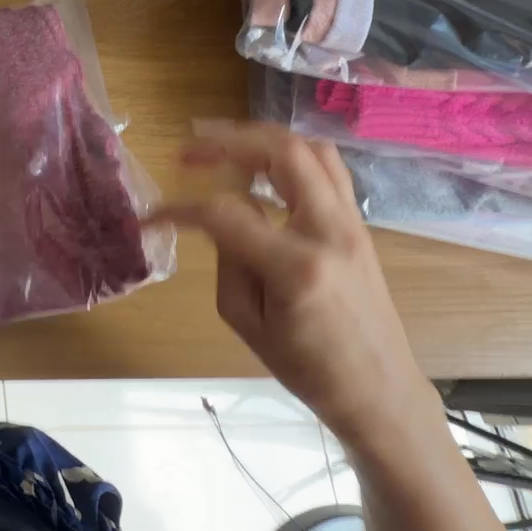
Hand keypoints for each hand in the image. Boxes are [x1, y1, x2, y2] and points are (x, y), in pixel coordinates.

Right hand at [156, 123, 436, 450]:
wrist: (379, 390)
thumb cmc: (305, 368)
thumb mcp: (245, 320)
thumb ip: (229, 258)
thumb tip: (220, 215)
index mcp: (296, 266)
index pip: (225, 213)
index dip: (180, 209)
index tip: (152, 216)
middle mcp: (330, 232)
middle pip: (282, 153)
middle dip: (227, 142)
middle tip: (189, 151)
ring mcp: (352, 224)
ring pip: (312, 150)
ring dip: (262, 140)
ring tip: (224, 148)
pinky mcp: (359, 226)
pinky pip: (327, 170)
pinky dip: (289, 157)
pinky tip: (261, 169)